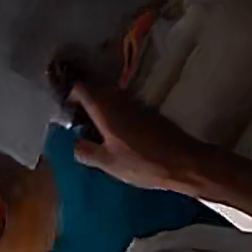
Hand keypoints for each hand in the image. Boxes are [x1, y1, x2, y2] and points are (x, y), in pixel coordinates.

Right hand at [68, 81, 222, 197]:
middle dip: (85, 101)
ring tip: (97, 129)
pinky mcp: (147, 110)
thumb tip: (74, 143)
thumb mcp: (108, 163)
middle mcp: (118, 99)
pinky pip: (123, 104)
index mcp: (105, 108)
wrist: (182, 160)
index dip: (71, 96)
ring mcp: (134, 102)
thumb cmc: (142, 162)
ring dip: (101, 106)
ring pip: (110, 96)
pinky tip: (118, 133)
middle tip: (80, 121)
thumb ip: (87, 151)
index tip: (69, 112)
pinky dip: (115, 112)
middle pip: (95, 89)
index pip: (81, 88)